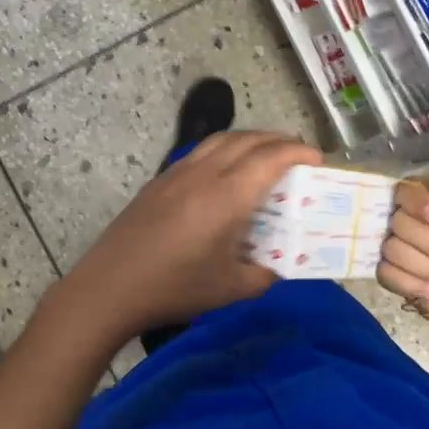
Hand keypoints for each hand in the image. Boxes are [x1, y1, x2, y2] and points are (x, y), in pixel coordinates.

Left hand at [57, 131, 320, 340]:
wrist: (110, 287)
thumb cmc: (175, 288)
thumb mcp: (232, 289)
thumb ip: (265, 274)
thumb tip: (278, 266)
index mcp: (227, 195)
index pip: (271, 157)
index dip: (298, 152)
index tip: (317, 159)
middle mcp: (204, 174)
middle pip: (247, 140)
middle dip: (278, 140)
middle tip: (297, 154)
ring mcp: (176, 173)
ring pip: (220, 140)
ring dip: (249, 140)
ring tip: (265, 155)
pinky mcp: (158, 182)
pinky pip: (199, 152)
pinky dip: (223, 150)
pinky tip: (225, 172)